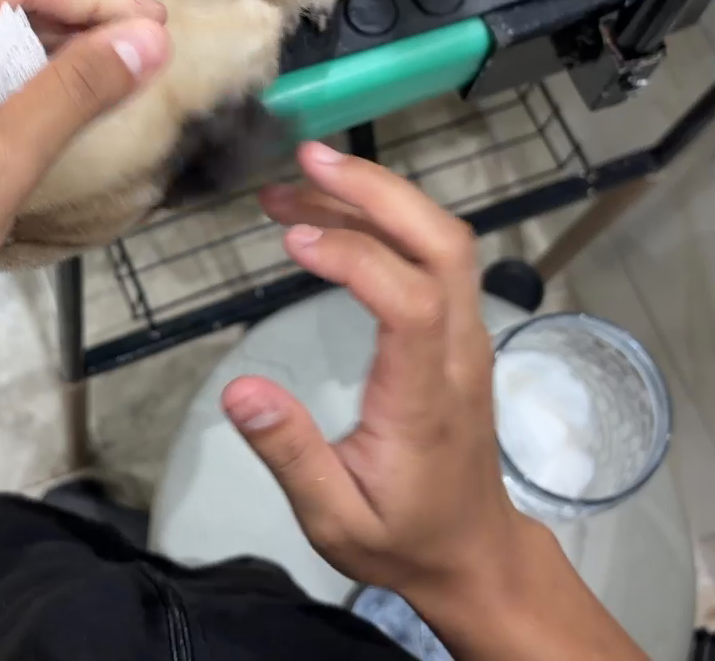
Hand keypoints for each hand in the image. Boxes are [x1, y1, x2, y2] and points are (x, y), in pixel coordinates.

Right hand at [223, 143, 525, 598]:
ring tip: (295, 184)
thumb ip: (290, 454)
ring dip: (371, 197)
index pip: (408, 302)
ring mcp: (463, 332)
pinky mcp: (454, 326)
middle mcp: (458, 348)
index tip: (289, 239)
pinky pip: (428, 253)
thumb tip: (239, 389)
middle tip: (307, 160)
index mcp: (428, 396)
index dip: (353, 258)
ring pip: (437, 238)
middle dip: (375, 190)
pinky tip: (325, 217)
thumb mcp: (335, 519)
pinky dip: (380, 219)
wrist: (475, 553)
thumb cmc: (403, 536)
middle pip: (441, 243)